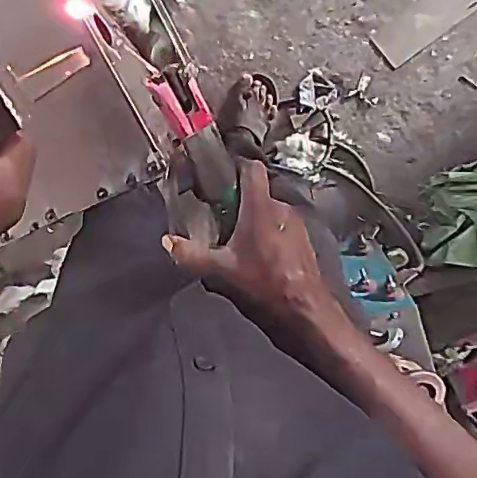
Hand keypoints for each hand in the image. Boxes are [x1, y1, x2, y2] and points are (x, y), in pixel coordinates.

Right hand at [163, 160, 351, 342]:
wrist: (306, 312)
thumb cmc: (267, 287)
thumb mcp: (221, 271)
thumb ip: (191, 254)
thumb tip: (170, 242)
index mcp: (261, 208)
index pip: (252, 168)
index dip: (236, 165)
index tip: (220, 174)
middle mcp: (282, 210)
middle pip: (257, 192)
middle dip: (238, 201)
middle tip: (220, 218)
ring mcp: (296, 225)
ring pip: (270, 211)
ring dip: (254, 219)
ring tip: (237, 241)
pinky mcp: (303, 240)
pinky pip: (281, 227)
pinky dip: (268, 234)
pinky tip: (257, 256)